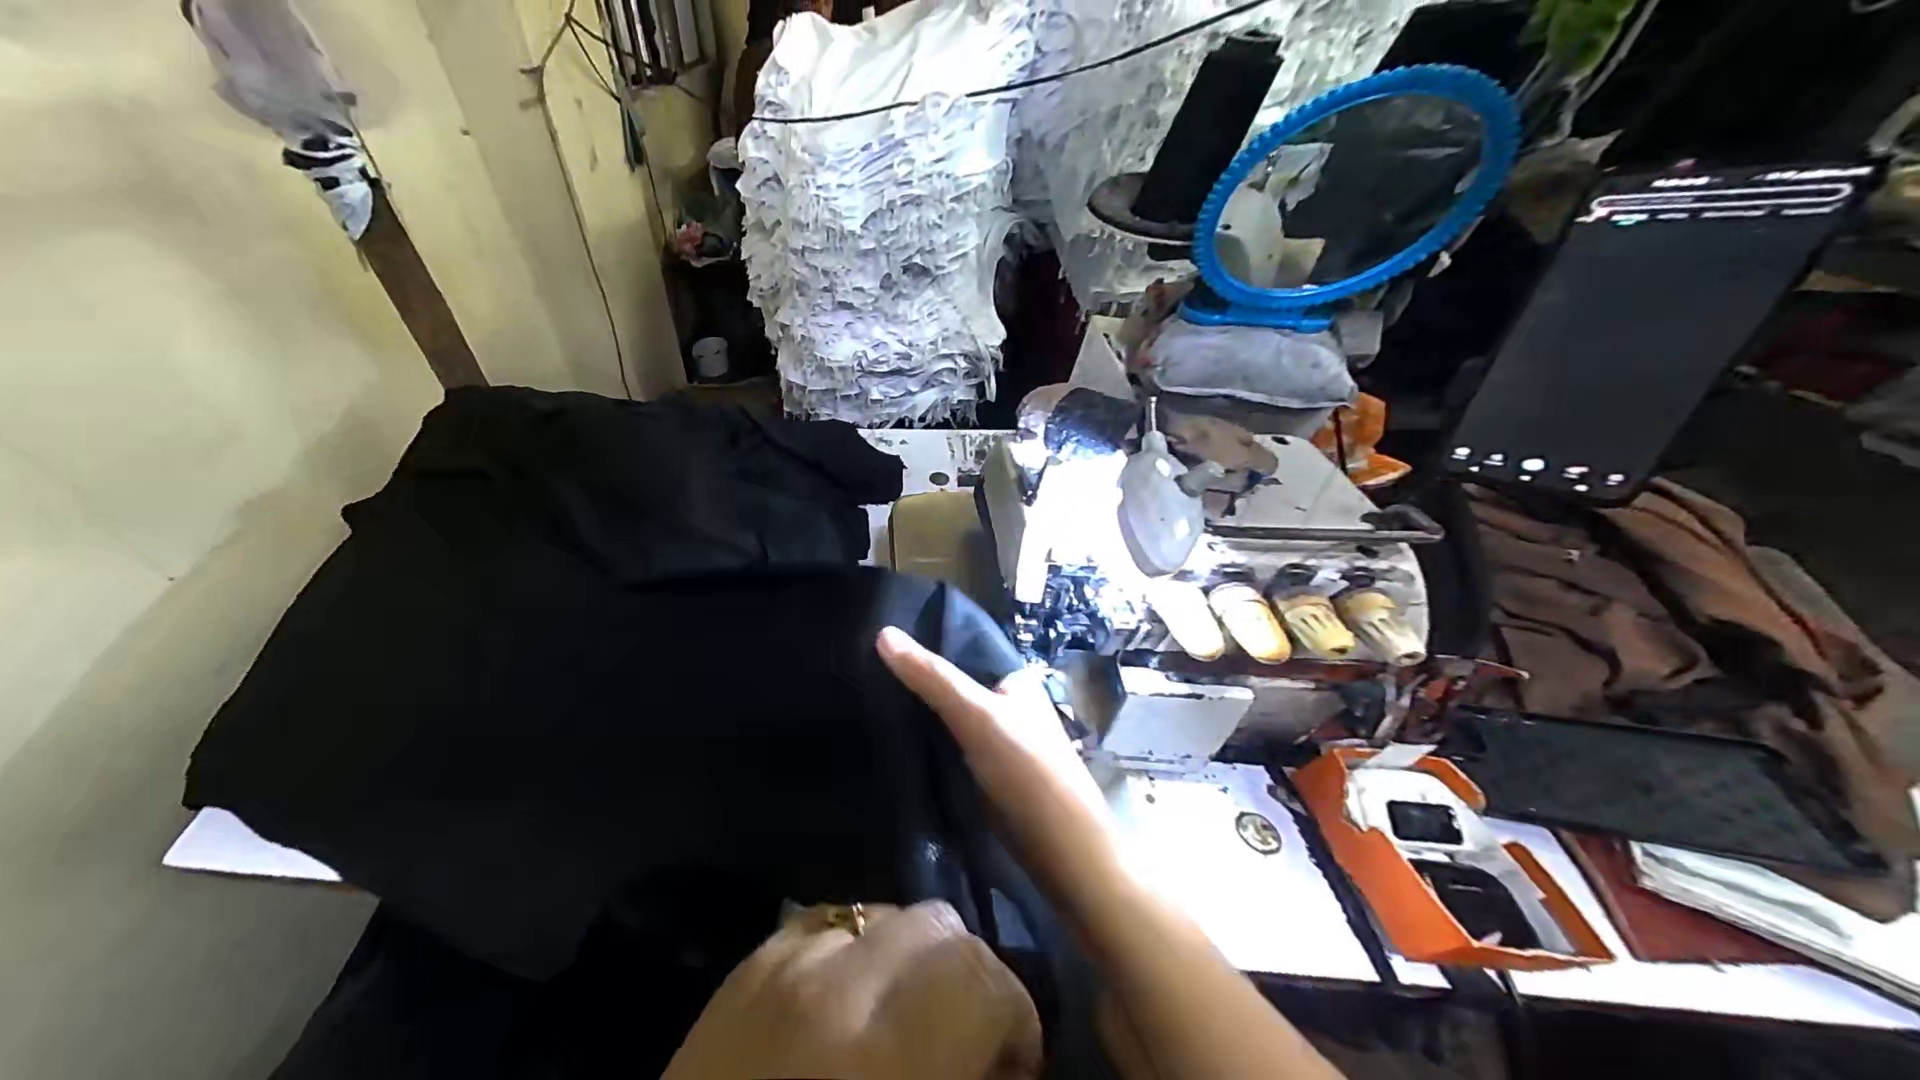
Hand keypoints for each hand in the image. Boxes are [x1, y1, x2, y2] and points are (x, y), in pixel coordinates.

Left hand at [663, 901, 1040, 1079]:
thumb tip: (1010, 1063)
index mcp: (881, 1053)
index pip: (982, 975)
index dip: (1015, 1020)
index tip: (1010, 1068)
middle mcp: (830, 984)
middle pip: (939, 924)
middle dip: (968, 978)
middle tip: (961, 1042)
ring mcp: (780, 961)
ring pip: (888, 911)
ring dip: (914, 959)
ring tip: (902, 1018)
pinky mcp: (748, 962)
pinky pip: (831, 923)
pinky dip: (859, 952)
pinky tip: (848, 1004)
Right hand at [876, 627, 1122, 910]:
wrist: (1061, 850)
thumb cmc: (1027, 769)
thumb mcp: (977, 714)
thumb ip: (932, 677)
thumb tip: (881, 633)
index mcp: (1015, 680)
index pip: (961, 650)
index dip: (923, 647)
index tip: (873, 645)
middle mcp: (1008, 706)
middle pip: (952, 688)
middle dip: (915, 686)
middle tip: (860, 677)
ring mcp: (996, 743)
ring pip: (946, 721)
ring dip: (915, 718)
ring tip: (862, 706)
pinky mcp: (984, 777)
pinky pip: (946, 751)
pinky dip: (923, 748)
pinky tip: (888, 746)